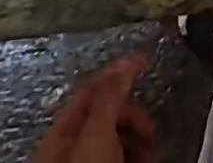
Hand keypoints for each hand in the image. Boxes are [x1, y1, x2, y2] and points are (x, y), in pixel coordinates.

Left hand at [30, 55, 155, 162]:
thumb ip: (109, 98)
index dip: (119, 70)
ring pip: (114, 141)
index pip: (92, 87)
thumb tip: (124, 66)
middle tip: (149, 130)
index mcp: (63, 130)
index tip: (144, 60)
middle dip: (132, 116)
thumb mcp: (96, 135)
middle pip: (105, 114)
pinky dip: (135, 155)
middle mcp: (69, 148)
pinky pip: (120, 158)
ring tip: (149, 154)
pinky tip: (144, 160)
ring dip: (136, 141)